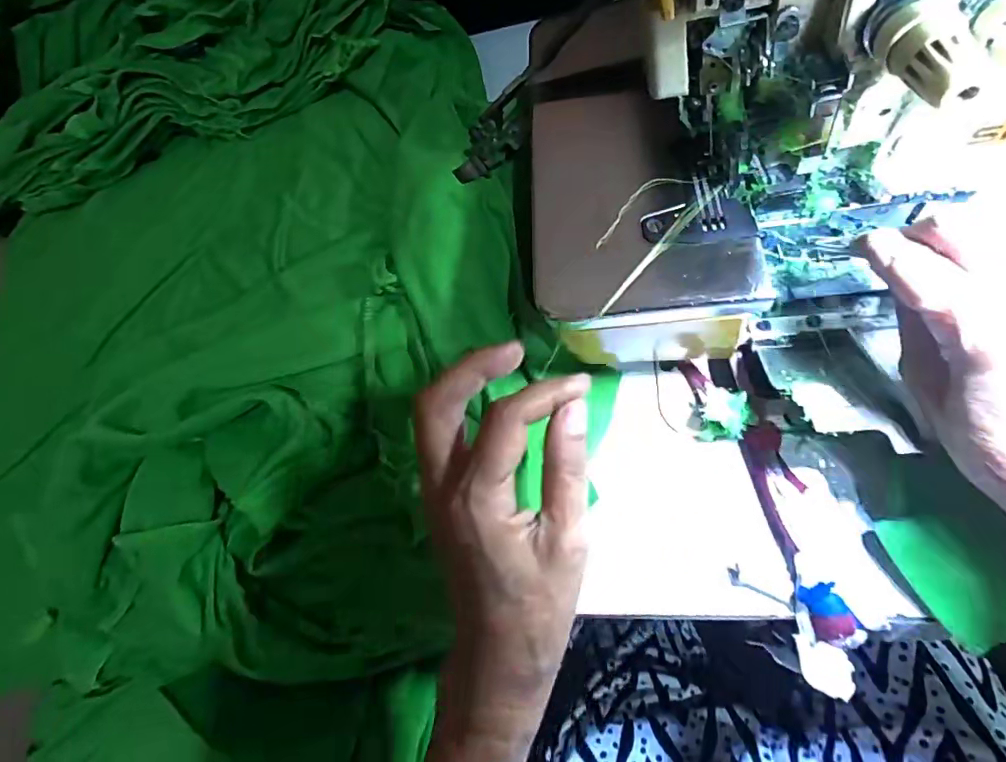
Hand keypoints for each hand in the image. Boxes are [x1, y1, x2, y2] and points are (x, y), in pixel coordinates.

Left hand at [414, 341, 590, 761]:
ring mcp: (431, 489)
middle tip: (515, 350)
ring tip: (504, 364)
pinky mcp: (434, 493)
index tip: (577, 385)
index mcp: (479, 499)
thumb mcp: (569, 539)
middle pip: (436, 403)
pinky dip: (460, 404)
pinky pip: (437, 433)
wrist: (495, 654)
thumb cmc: (539, 606)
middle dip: (473, 366)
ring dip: (461, 380)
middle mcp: (443, 486)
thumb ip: (567, 467)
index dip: (543, 393)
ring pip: (428, 414)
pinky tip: (491, 398)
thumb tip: (572, 406)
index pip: (504, 420)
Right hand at [858, 208, 1005, 551]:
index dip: (877, 249)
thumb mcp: (935, 403)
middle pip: (958, 222)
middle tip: (915, 256)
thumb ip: (915, 333)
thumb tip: (903, 286)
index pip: (908, 259)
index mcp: (980, 327)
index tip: (867, 250)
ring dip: (976, 231)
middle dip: (922, 231)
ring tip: (968, 259)